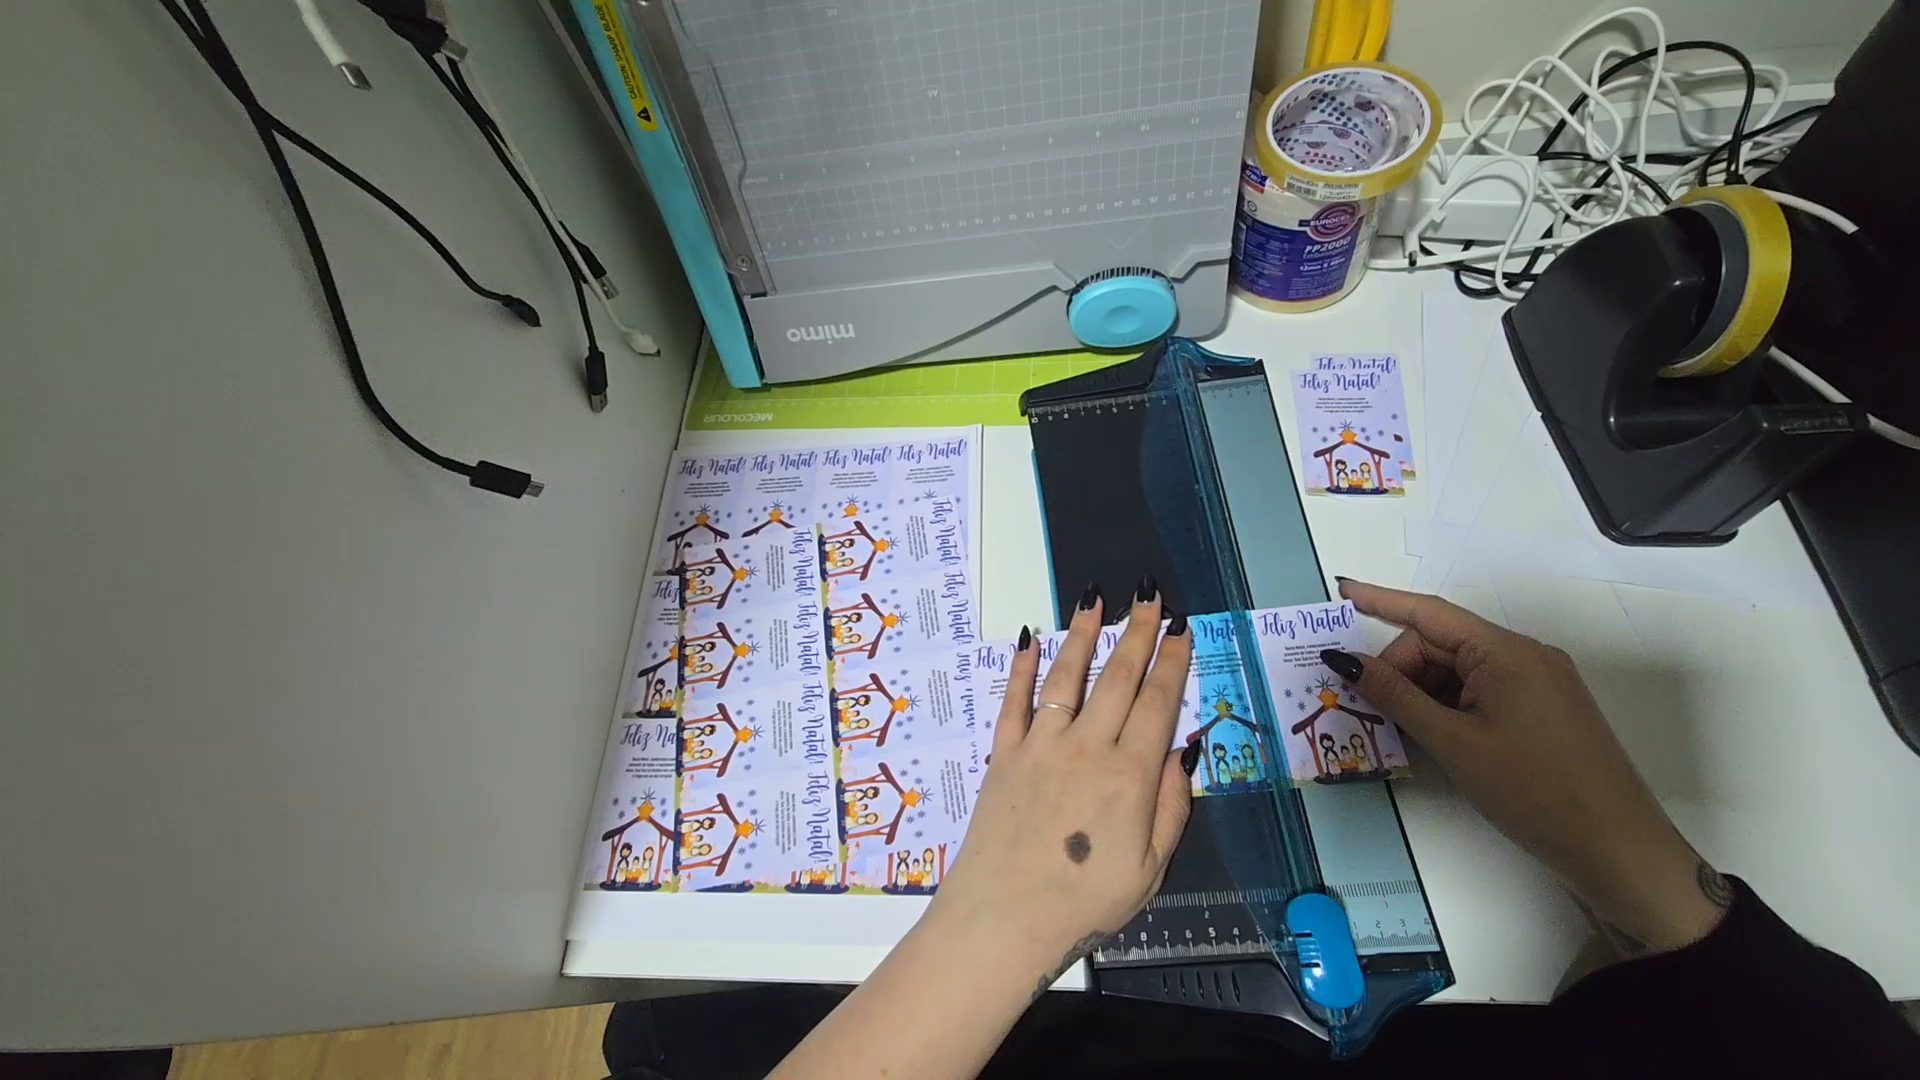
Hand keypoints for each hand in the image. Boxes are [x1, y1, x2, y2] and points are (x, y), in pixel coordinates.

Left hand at [926, 580, 1195, 993]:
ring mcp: (1040, 745)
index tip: (1182, 628)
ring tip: (1094, 600)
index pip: (1158, 703)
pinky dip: (1020, 669)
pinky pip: (1014, 702)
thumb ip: (1170, 804)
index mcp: (1129, 774)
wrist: (1004, 918)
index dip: (1173, 661)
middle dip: (1137, 632)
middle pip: (1118, 678)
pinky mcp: (1004, 753)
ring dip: (1082, 636)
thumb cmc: (1083, 902)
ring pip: (1066, 678)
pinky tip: (1027, 641)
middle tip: (1148, 596)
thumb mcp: (1150, 867)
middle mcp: (1086, 747)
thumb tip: (1181, 750)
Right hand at [1327, 580, 1731, 955]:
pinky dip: (1447, 705)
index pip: (1429, 614)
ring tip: (1402, 729)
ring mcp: (1537, 682)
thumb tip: (1343, 659)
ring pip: (1456, 670)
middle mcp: (1524, 656)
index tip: (1341, 592)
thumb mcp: (1452, 741)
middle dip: (1399, 669)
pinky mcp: (1542, 708)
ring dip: (1421, 692)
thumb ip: (1394, 694)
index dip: (1380, 600)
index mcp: (1506, 652)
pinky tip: (1434, 734)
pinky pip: (1478, 690)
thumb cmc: (1532, 789)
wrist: (1619, 852)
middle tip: (1371, 707)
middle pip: (1439, 645)